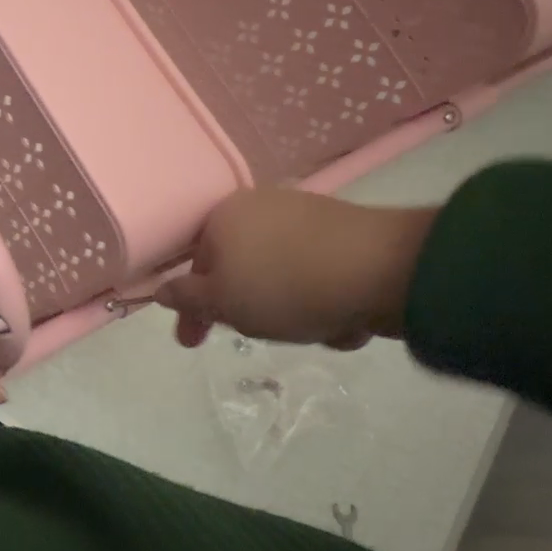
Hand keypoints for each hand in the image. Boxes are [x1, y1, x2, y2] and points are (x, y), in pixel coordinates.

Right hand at [154, 189, 435, 349]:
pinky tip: (342, 319)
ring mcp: (311, 217)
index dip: (191, 310)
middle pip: (238, 271)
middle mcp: (263, 207)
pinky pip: (320, 276)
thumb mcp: (219, 301)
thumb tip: (163, 291)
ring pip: (281, 278)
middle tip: (259, 334)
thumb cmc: (283, 284)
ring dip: (289, 310)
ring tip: (312, 329)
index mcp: (222, 216)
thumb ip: (185, 298)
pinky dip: (323, 300)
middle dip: (247, 309)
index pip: (193, 266)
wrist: (389, 271)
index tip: (193, 343)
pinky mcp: (352, 234)